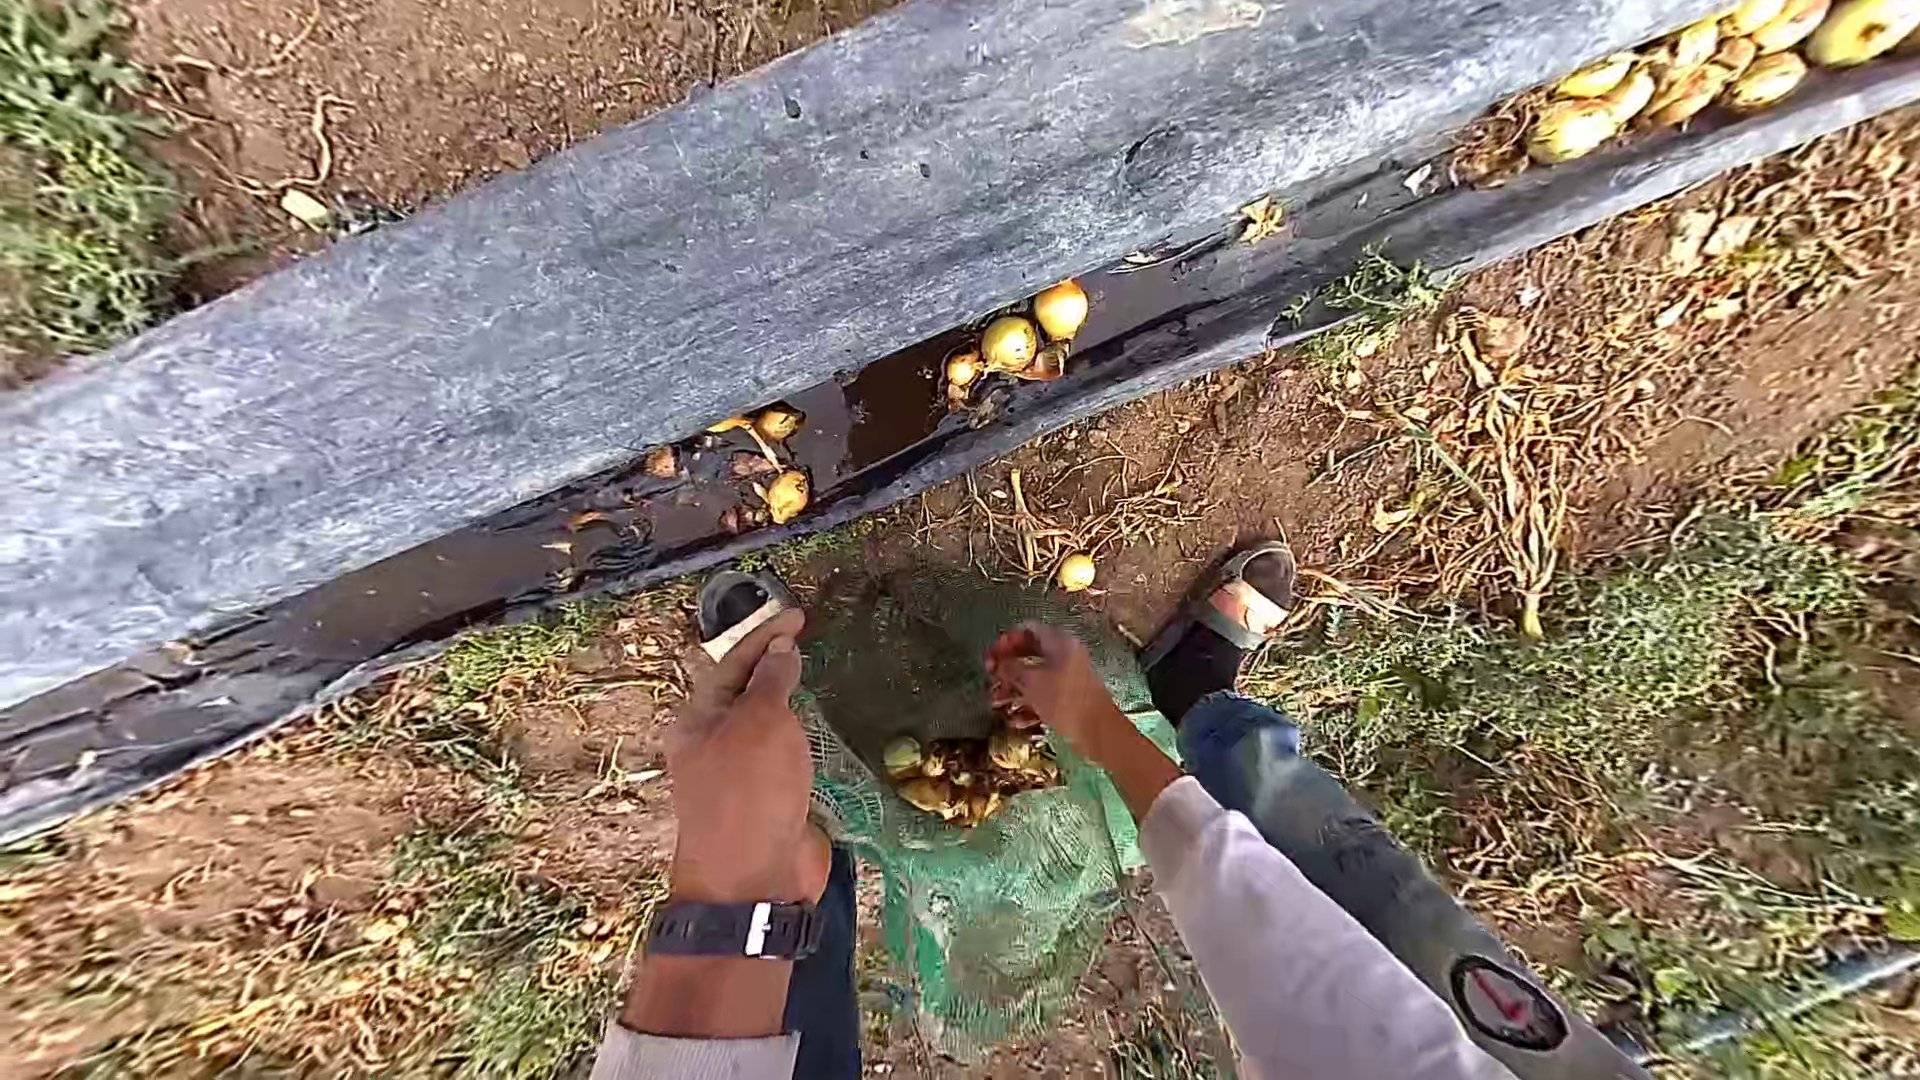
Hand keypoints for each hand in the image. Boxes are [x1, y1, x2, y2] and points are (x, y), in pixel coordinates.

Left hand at [666, 607, 827, 904]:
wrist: (755, 880)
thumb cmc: (750, 790)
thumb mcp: (760, 723)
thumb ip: (772, 680)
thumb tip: (782, 648)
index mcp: (700, 721)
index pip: (734, 663)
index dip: (766, 634)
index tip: (799, 615)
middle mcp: (716, 741)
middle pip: (747, 689)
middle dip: (774, 661)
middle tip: (807, 640)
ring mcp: (743, 771)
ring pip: (767, 721)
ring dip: (789, 696)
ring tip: (816, 671)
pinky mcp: (770, 794)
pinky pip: (787, 750)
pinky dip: (803, 731)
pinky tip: (820, 722)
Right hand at [985, 622, 1130, 764]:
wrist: (1099, 733)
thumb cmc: (1064, 700)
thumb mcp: (1032, 682)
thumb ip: (1011, 669)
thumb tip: (998, 663)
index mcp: (1059, 642)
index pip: (1027, 630)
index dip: (1006, 641)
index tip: (991, 657)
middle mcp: (1065, 655)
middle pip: (1029, 653)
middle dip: (1007, 667)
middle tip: (990, 677)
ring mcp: (1068, 678)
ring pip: (1035, 677)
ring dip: (1014, 689)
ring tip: (996, 703)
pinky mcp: (1070, 699)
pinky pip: (1044, 695)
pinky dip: (1028, 704)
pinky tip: (1015, 720)